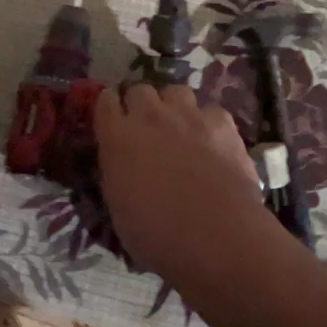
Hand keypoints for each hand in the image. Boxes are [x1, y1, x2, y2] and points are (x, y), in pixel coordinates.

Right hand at [95, 83, 266, 279]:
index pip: (105, 101)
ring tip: (182, 129)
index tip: (115, 121)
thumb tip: (124, 165)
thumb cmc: (157, 234)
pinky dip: (210, 123)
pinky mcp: (221, 123)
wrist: (216, 237)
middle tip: (148, 129)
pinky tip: (214, 143)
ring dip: (175, 106)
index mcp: (117, 136)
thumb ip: (118, 172)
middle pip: (139, 90)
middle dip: (142, 105)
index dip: (110, 109)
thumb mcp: (118, 206)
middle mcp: (149, 115)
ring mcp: (187, 115)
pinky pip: (211, 110)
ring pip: (176, 91)